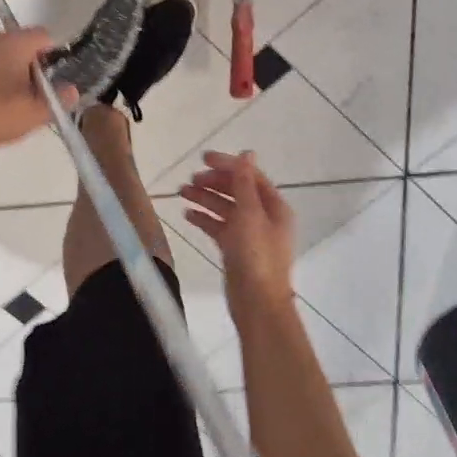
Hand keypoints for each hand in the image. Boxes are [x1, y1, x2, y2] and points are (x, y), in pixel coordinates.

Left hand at [0, 28, 76, 155]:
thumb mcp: (33, 114)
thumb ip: (57, 100)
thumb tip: (72, 90)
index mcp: (14, 41)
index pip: (43, 35)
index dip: (50, 55)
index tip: (48, 80)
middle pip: (16, 43)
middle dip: (24, 63)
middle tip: (24, 93)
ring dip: (0, 68)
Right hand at [180, 151, 294, 303]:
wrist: (257, 302)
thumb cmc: (257, 256)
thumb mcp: (250, 214)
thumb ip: (245, 183)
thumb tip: (247, 154)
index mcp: (274, 207)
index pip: (250, 176)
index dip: (228, 165)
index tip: (202, 159)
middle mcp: (263, 217)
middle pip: (236, 191)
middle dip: (213, 182)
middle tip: (190, 180)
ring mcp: (249, 234)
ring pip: (225, 208)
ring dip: (205, 198)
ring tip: (182, 193)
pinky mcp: (235, 249)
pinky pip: (218, 227)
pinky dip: (204, 219)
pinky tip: (187, 215)